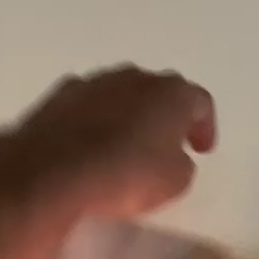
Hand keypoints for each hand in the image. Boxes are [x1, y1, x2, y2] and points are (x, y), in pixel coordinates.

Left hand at [0, 64, 216, 217]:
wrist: (54, 171)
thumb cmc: (127, 175)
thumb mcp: (174, 182)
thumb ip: (182, 164)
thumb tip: (174, 158)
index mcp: (171, 92)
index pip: (200, 101)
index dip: (205, 126)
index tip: (200, 149)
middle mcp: (134, 76)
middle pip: (158, 91)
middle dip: (165, 115)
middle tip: (166, 142)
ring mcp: (93, 82)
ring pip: (120, 93)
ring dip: (128, 115)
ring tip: (125, 145)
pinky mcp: (58, 96)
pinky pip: (87, 106)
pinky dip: (93, 121)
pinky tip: (89, 146)